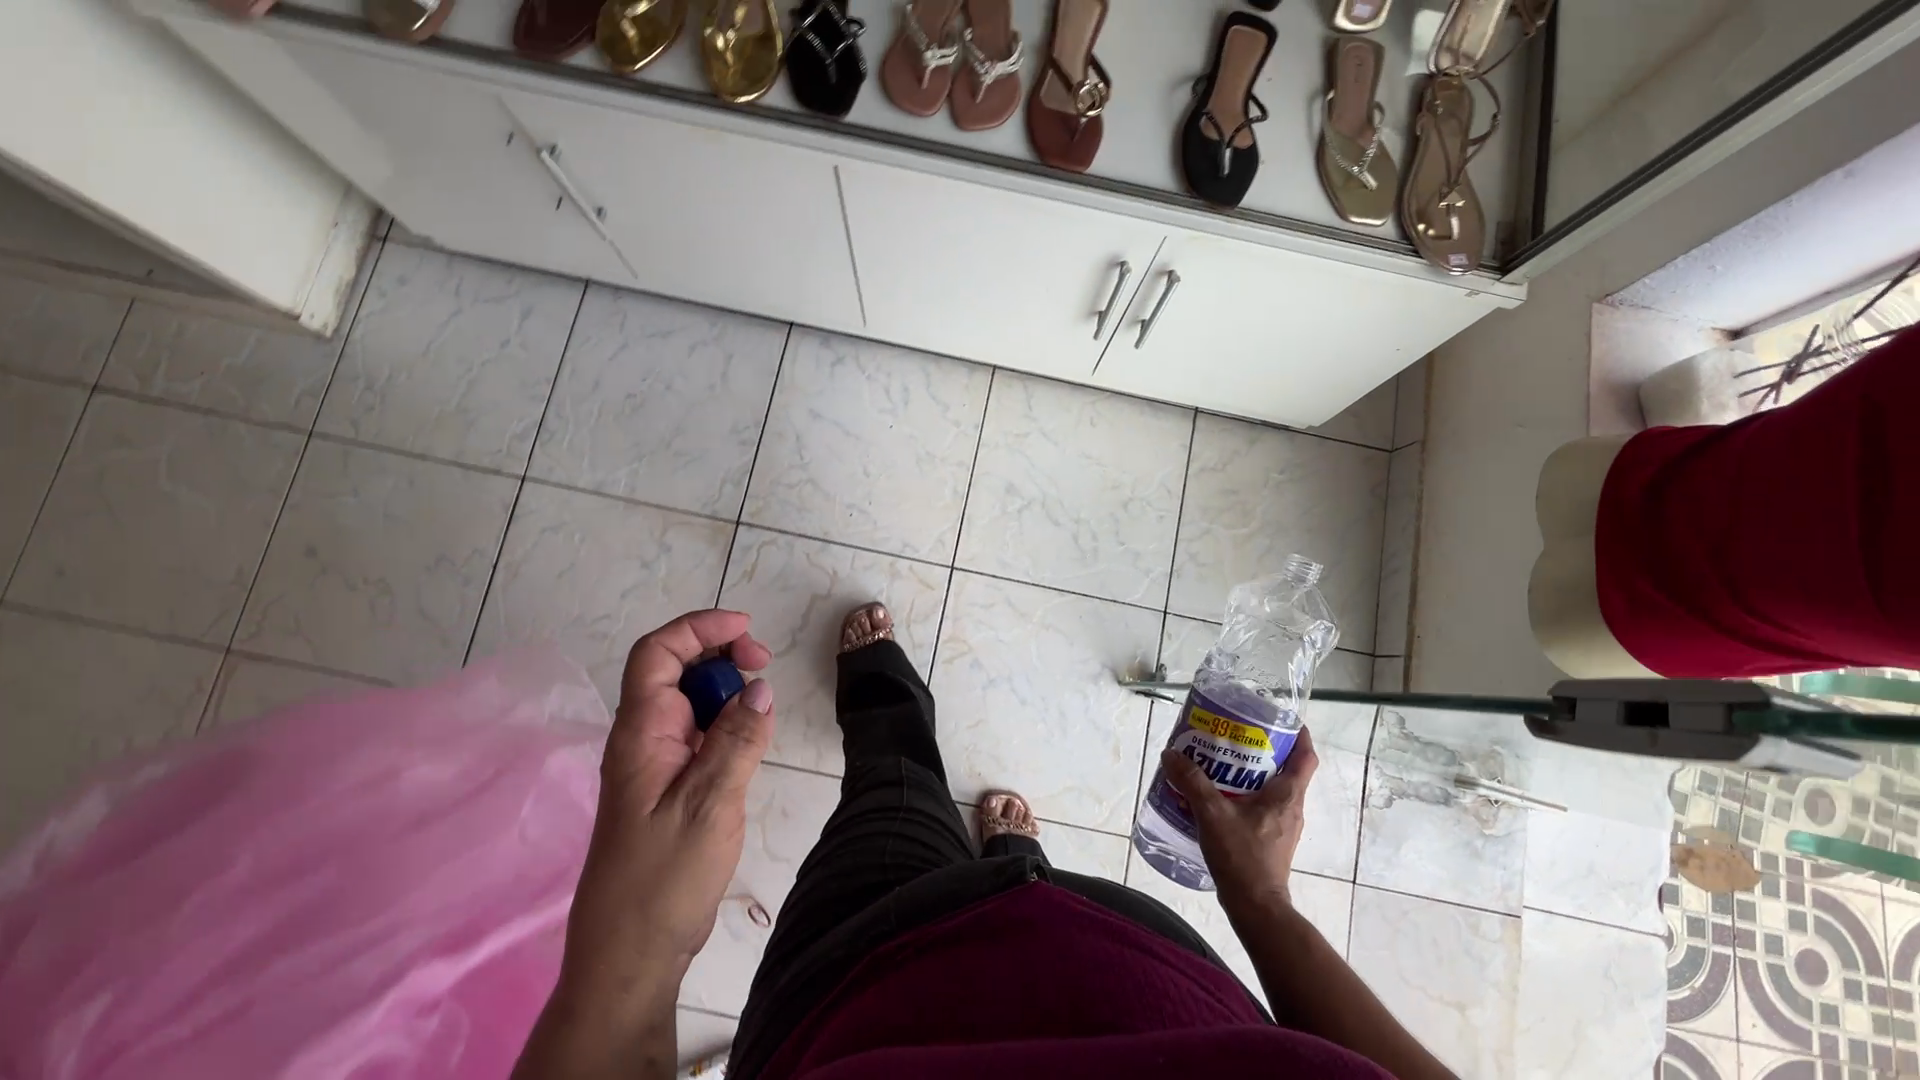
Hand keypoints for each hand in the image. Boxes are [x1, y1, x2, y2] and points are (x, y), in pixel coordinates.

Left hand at [557, 610, 774, 1010]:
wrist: (633, 951)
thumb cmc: (663, 877)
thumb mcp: (709, 804)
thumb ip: (737, 740)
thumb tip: (760, 686)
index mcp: (640, 732)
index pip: (657, 654)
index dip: (698, 628)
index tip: (746, 629)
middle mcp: (644, 739)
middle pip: (675, 671)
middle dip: (720, 655)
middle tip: (764, 666)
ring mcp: (658, 765)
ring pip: (692, 705)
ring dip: (727, 692)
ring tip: (763, 707)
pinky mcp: (673, 790)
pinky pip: (701, 738)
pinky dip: (729, 727)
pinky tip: (752, 742)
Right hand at [1160, 727, 1317, 913]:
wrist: (1255, 907)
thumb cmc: (1242, 856)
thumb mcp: (1212, 814)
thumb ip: (1191, 782)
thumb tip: (1171, 754)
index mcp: (1288, 795)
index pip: (1306, 757)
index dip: (1298, 735)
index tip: (1280, 719)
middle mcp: (1292, 808)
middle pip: (1286, 770)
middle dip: (1262, 752)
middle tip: (1234, 738)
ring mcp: (1283, 827)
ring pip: (1272, 791)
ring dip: (1251, 776)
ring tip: (1220, 766)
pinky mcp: (1271, 842)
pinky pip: (1261, 809)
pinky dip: (1244, 798)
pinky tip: (1218, 800)